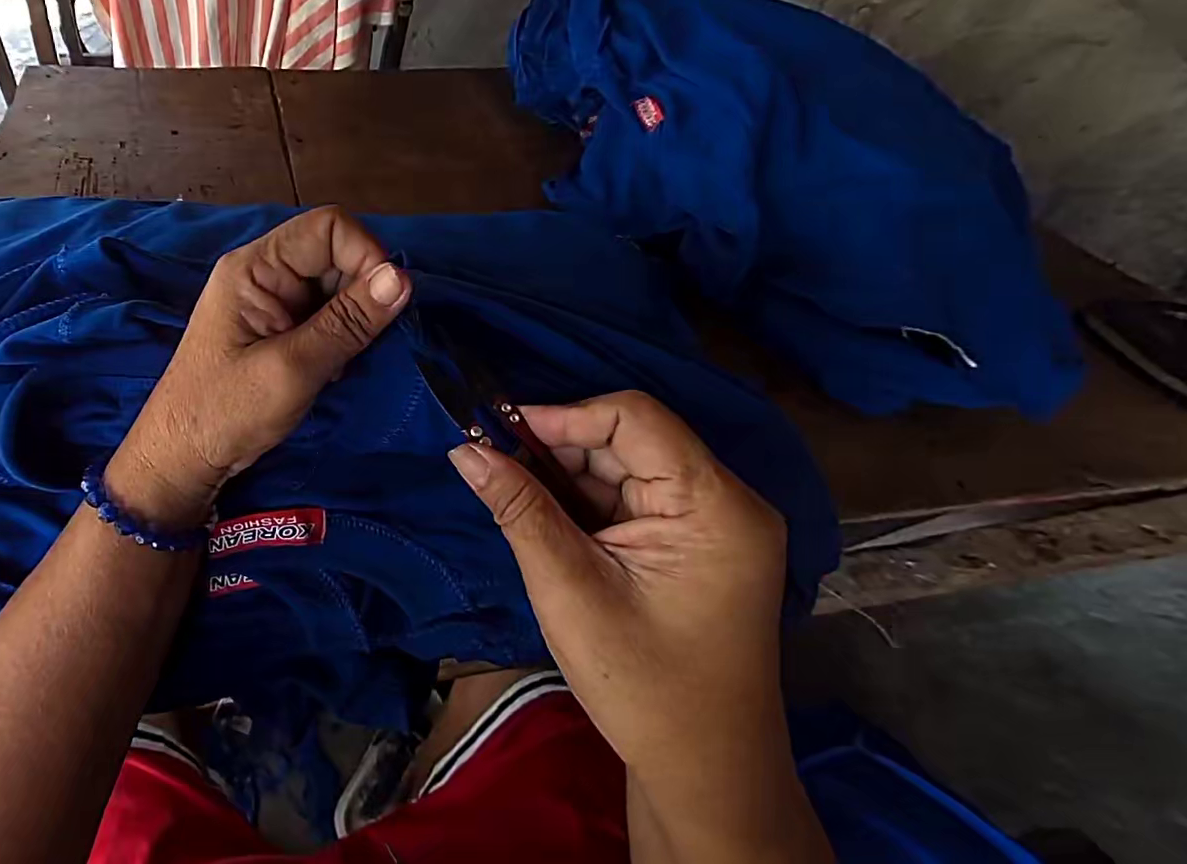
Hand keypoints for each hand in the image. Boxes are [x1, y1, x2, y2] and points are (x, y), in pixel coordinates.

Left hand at [107, 207, 411, 526]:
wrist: (182, 458)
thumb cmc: (224, 413)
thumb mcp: (292, 369)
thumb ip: (347, 322)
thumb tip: (402, 278)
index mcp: (254, 267)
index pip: (328, 228)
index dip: (366, 254)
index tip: (385, 303)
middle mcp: (263, 273)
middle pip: (334, 254)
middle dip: (359, 295)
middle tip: (354, 346)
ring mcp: (270, 301)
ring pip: (335, 287)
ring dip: (351, 321)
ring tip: (334, 364)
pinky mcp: (277, 328)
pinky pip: (325, 315)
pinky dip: (339, 338)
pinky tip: (327, 370)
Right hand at [445, 391, 789, 782]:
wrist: (702, 771)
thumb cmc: (641, 684)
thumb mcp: (567, 587)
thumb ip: (517, 507)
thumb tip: (464, 448)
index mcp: (714, 506)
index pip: (635, 418)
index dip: (564, 416)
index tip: (500, 432)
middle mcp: (722, 501)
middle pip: (628, 439)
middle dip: (557, 448)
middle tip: (496, 466)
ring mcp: (709, 521)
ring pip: (620, 465)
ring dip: (563, 475)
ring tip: (515, 496)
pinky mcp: (688, 540)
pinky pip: (626, 495)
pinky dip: (579, 499)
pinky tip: (545, 517)